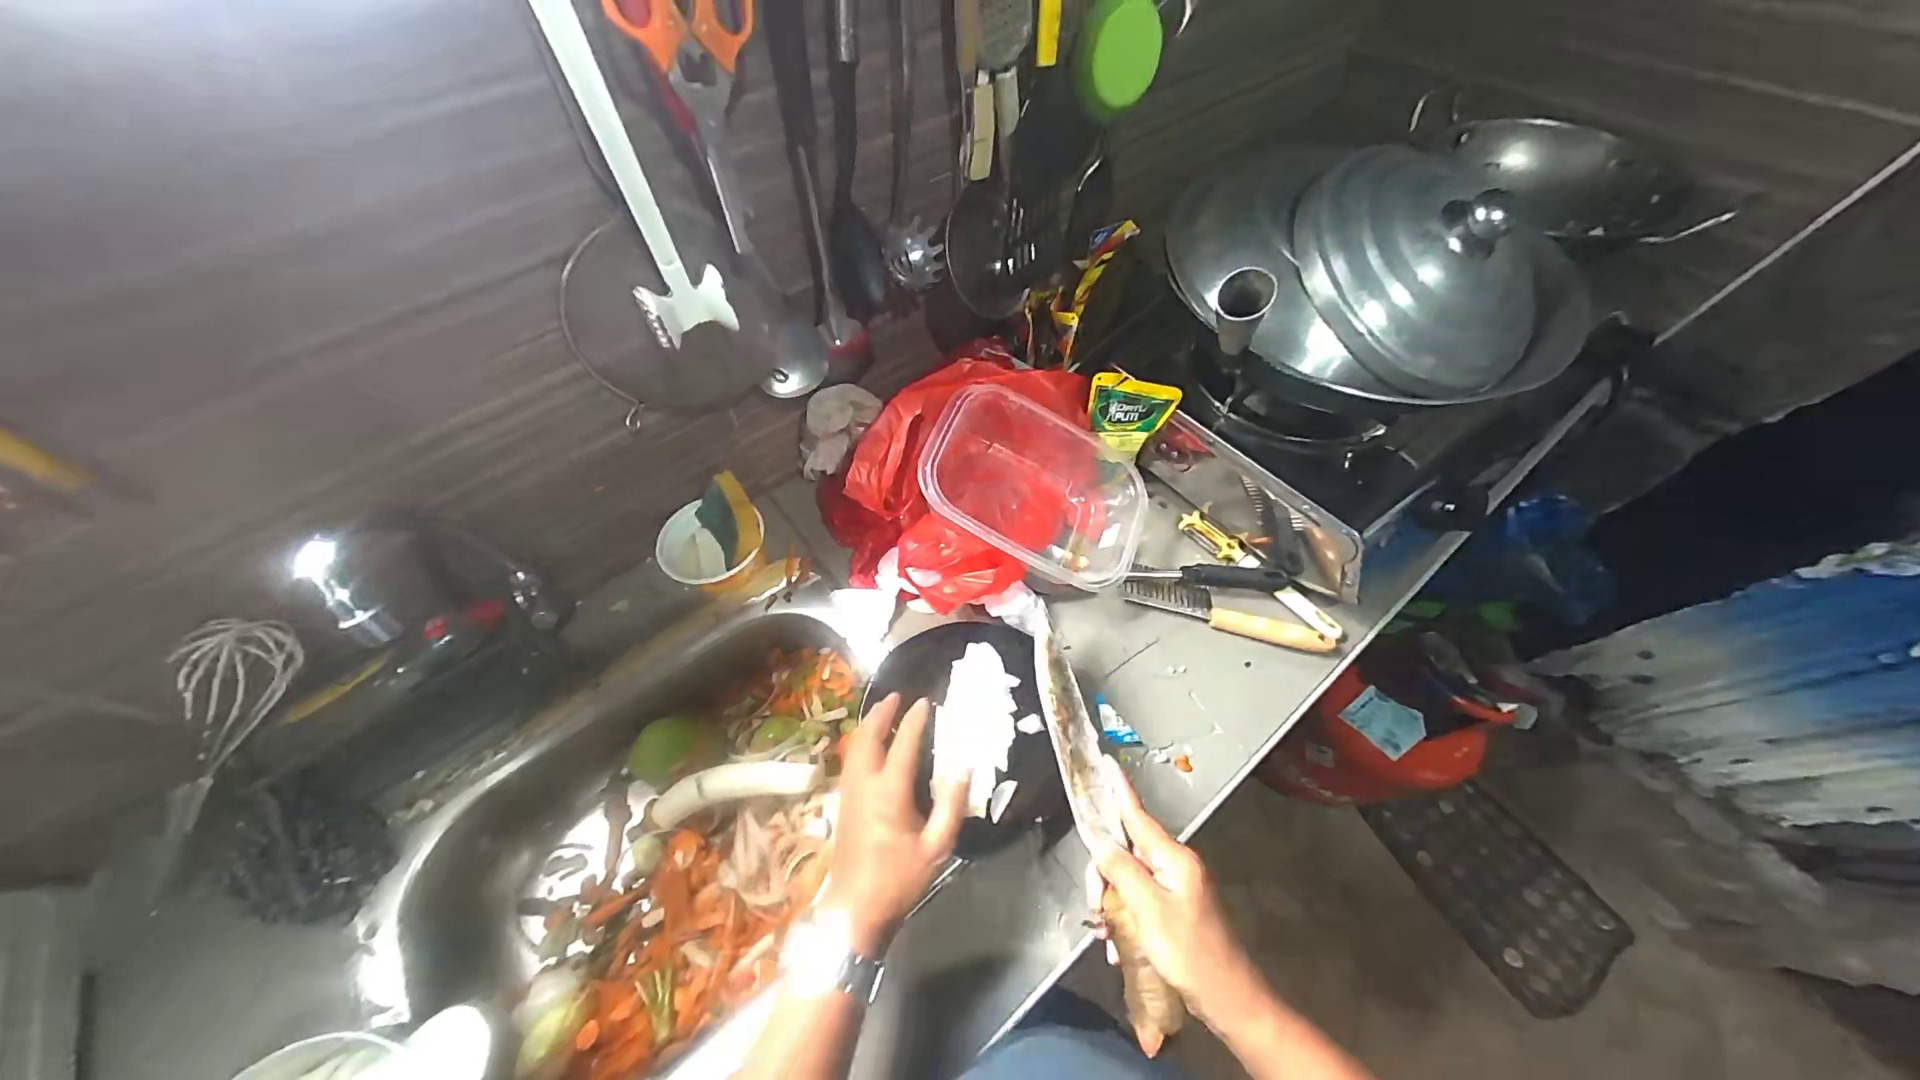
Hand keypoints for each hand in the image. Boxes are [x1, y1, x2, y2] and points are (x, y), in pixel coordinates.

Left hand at [819, 694, 966, 952]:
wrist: (853, 910)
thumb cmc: (898, 880)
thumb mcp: (936, 848)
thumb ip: (951, 807)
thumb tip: (964, 771)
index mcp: (890, 792)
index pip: (904, 744)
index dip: (915, 721)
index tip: (925, 703)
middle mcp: (865, 784)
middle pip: (869, 737)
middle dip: (882, 713)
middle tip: (896, 696)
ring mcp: (849, 792)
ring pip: (855, 747)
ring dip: (869, 725)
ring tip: (883, 712)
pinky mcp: (842, 802)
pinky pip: (851, 760)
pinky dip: (861, 742)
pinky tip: (870, 745)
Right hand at [1092, 764, 1261, 1026]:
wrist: (1231, 1000)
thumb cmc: (1190, 952)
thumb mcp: (1147, 909)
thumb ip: (1120, 868)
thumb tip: (1097, 836)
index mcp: (1173, 857)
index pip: (1137, 814)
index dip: (1119, 788)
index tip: (1107, 762)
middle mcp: (1175, 864)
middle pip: (1126, 852)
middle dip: (1103, 875)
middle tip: (1095, 907)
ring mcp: (1176, 886)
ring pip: (1129, 878)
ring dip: (1112, 902)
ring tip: (1108, 935)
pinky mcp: (1175, 907)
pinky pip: (1140, 899)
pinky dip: (1126, 917)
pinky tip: (1119, 944)